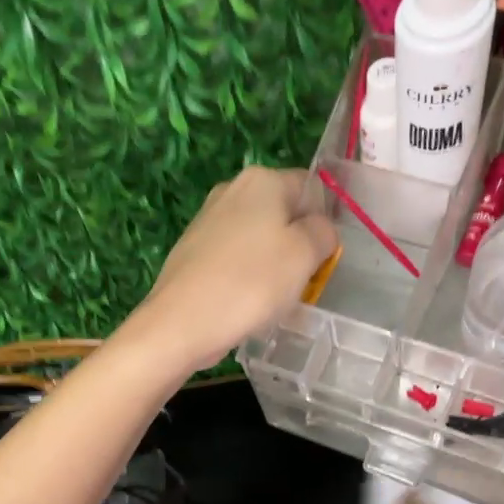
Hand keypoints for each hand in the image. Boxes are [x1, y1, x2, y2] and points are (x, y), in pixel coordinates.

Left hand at [128, 166, 337, 372]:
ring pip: (257, 240)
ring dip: (271, 266)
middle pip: (282, 214)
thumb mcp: (305, 255)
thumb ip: (323, 233)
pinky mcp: (191, 252)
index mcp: (263, 179)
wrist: (181, 324)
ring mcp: (207, 221)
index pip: (311, 189)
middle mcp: (231, 190)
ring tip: (270, 299)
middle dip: (296, 246)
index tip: (321, 259)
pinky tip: (243, 304)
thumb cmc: (251, 284)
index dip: (323, 223)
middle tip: (299, 283)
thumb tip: (319, 229)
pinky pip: (233, 260)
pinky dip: (244, 278)